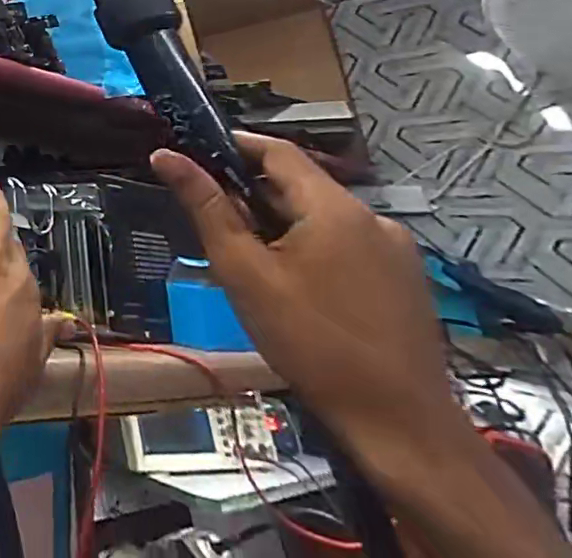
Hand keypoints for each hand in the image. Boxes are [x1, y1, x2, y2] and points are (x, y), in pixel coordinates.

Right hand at [153, 134, 571, 557]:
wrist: (400, 426)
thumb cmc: (309, 341)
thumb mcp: (243, 271)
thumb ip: (206, 206)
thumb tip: (165, 155)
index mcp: (334, 207)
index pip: (278, 151)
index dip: (234, 144)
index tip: (196, 152)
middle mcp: (373, 217)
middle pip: (300, 185)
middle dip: (253, 194)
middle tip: (215, 221)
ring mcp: (397, 250)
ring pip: (323, 217)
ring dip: (282, 224)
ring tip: (250, 261)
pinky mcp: (406, 281)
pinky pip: (348, 244)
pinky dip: (313, 247)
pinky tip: (296, 287)